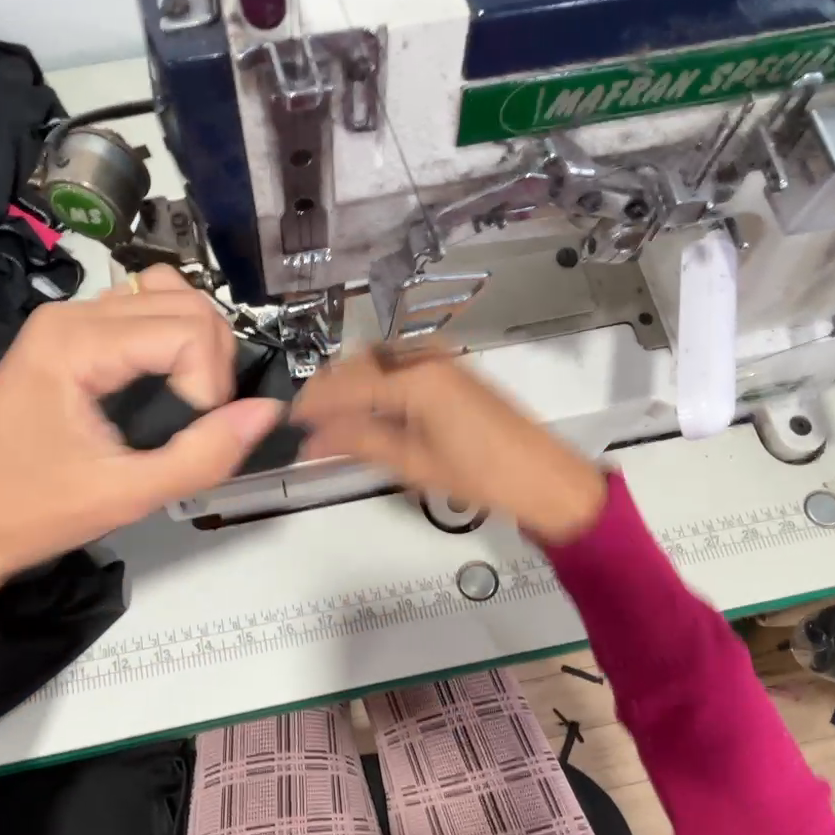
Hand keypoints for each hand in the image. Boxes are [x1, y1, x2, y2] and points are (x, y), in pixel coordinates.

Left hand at [0, 266, 283, 677]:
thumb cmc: (32, 513)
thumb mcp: (127, 495)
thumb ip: (204, 456)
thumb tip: (268, 412)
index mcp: (76, 342)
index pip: (189, 328)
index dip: (211, 383)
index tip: (192, 434)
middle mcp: (71, 315)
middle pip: (183, 302)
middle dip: (212, 359)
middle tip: (197, 421)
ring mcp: (65, 322)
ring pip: (165, 297)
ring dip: (198, 345)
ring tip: (189, 402)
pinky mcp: (66, 339)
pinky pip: (140, 314)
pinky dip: (172, 341)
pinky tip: (167, 387)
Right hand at [292, 347, 606, 543]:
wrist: (543, 476)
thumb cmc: (484, 475)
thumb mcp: (413, 464)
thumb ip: (359, 443)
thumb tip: (313, 441)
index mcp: (415, 378)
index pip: (346, 382)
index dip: (314, 402)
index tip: (291, 421)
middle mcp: (425, 357)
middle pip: (358, 364)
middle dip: (330, 391)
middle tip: (311, 425)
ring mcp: (441, 360)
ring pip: (378, 363)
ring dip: (353, 386)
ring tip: (336, 423)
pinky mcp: (452, 370)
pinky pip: (399, 367)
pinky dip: (377, 385)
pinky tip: (371, 412)